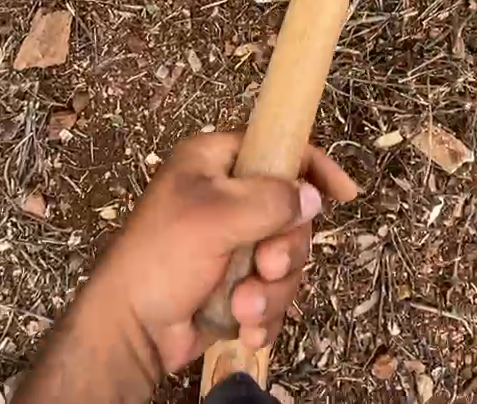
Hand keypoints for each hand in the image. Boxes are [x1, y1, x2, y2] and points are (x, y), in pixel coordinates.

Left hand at [79, 132, 358, 374]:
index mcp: (215, 161)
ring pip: (286, 258)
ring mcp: (234, 241)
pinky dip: (264, 314)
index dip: (312, 166)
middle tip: (266, 267)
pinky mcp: (238, 281)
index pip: (275, 148)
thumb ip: (269, 201)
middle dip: (284, 250)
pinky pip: (274, 291)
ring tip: (242, 307)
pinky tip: (245, 328)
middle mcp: (228, 195)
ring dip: (270, 290)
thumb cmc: (162, 256)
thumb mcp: (215, 216)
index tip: (344, 193)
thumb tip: (312, 196)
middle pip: (291, 212)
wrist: (131, 328)